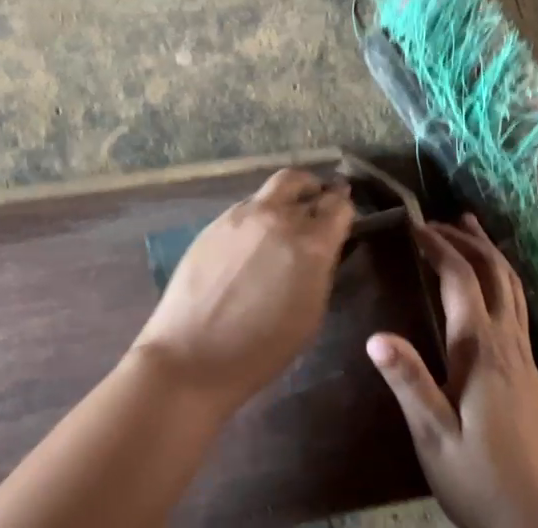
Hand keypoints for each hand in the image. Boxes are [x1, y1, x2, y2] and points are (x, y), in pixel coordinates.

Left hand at [128, 168, 355, 409]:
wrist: (193, 355)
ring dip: (286, 196)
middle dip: (315, 189)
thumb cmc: (262, 350)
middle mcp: (278, 218)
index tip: (344, 214)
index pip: (338, 206)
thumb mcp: (310, 314)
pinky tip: (255, 237)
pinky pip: (246, 207)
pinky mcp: (215, 222)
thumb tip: (322, 247)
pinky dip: (260, 212)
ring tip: (287, 215)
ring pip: (272, 188)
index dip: (344, 208)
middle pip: (302, 183)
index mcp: (310, 244)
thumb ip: (319, 269)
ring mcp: (242, 216)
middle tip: (318, 201)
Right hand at [367, 215, 537, 527]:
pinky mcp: (531, 374)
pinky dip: (501, 278)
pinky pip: (518, 306)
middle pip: (494, 272)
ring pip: (513, 286)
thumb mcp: (434, 437)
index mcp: (481, 351)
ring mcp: (525, 357)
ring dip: (489, 253)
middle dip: (466, 239)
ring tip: (471, 229)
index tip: (413, 224)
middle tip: (438, 219)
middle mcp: (508, 343)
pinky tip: (492, 287)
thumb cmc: (480, 480)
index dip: (438, 246)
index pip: (460, 279)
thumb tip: (375, 336)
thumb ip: (409, 383)